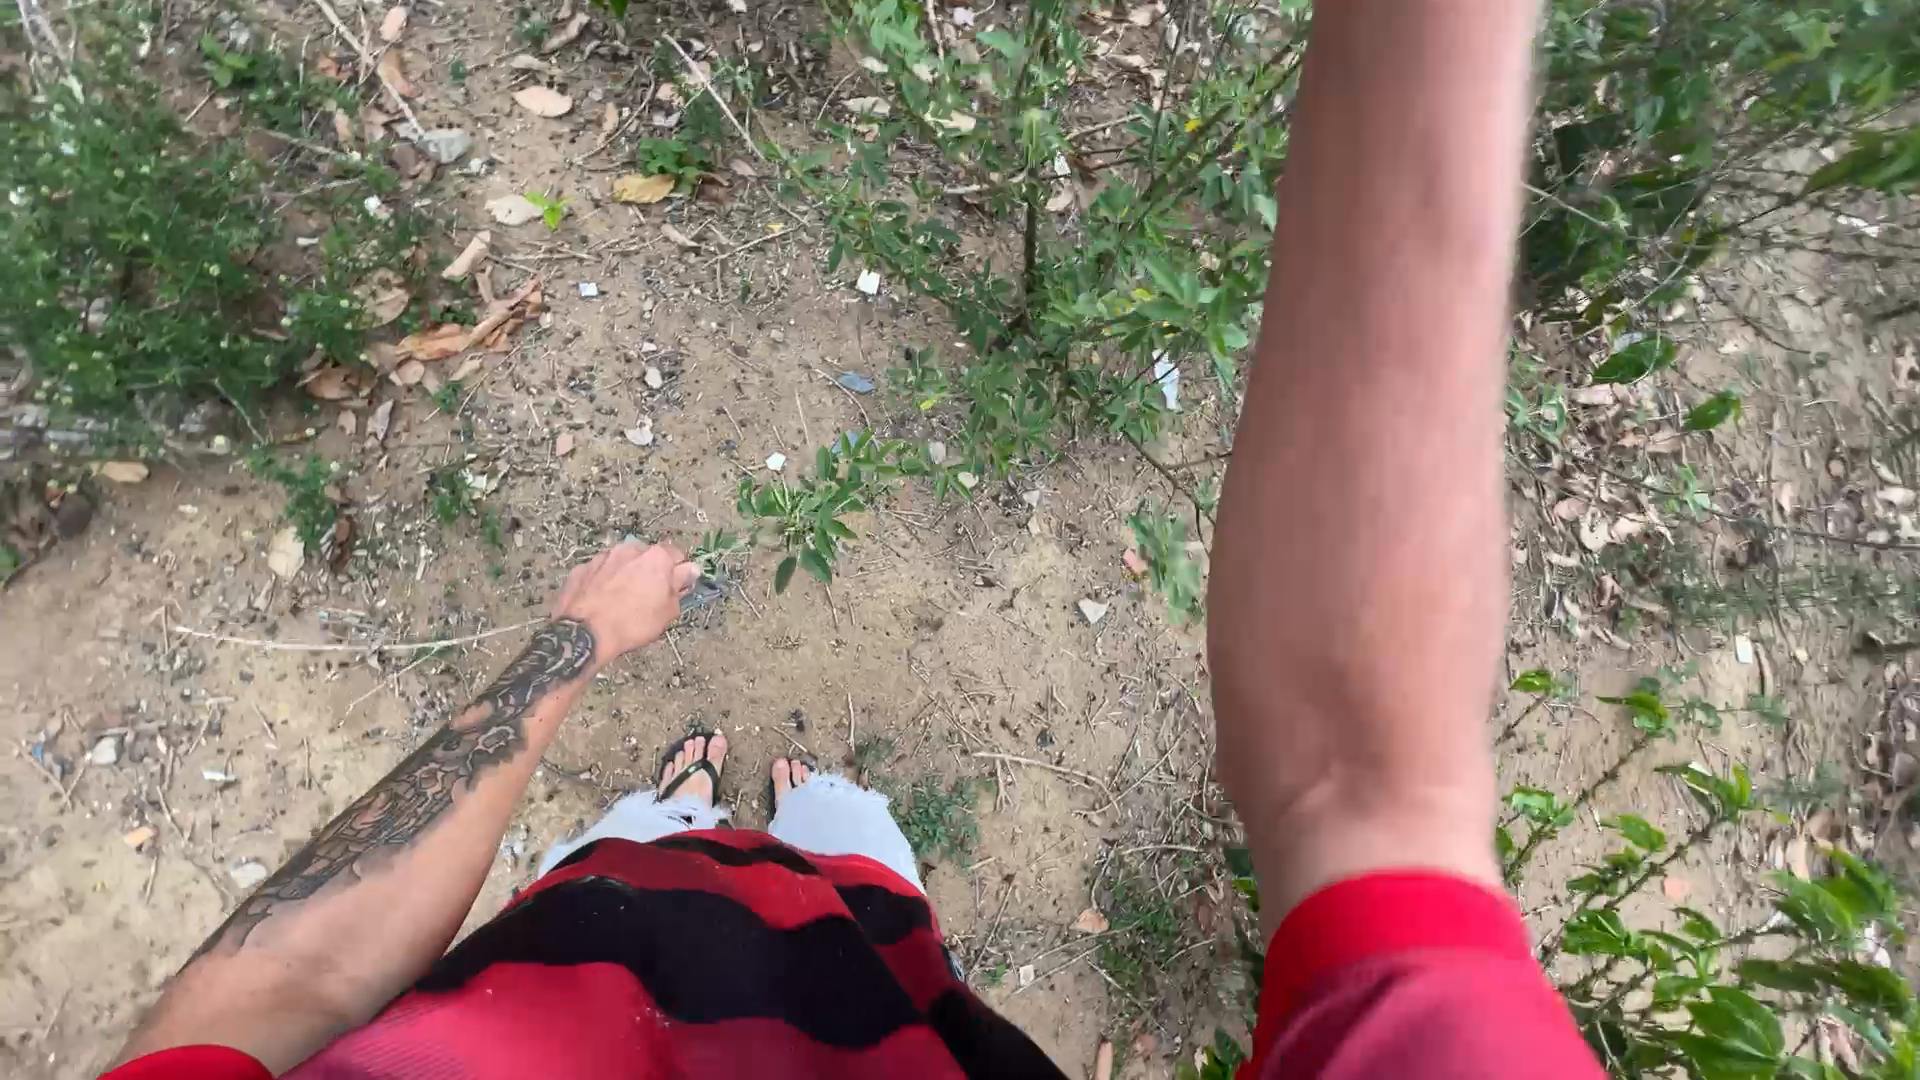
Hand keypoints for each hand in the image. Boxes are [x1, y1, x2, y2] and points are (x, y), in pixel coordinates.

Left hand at [550, 540, 700, 667]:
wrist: (584, 634)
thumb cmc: (633, 623)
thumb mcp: (669, 610)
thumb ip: (680, 584)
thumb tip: (690, 569)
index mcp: (657, 558)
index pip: (677, 555)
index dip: (677, 573)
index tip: (674, 588)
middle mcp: (630, 550)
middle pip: (647, 557)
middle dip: (649, 571)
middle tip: (648, 597)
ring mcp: (603, 558)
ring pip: (622, 562)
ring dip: (625, 574)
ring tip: (622, 600)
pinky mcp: (581, 569)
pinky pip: (599, 572)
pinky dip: (603, 581)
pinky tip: (602, 601)